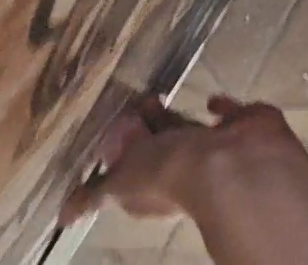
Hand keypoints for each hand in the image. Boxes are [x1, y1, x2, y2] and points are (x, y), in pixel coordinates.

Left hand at [60, 95, 307, 222]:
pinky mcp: (241, 124)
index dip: (120, 150)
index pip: (130, 169)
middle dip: (144, 127)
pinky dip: (219, 105)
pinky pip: (227, 113)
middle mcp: (183, 170)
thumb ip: (98, 192)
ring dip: (173, 115)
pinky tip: (210, 99)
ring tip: (156, 91)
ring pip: (188, 130)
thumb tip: (66, 216)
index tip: (111, 123)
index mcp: (152, 188)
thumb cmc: (173, 171)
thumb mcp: (123, 182)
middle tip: (132, 100)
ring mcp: (215, 147)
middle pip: (158, 146)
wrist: (236, 158)